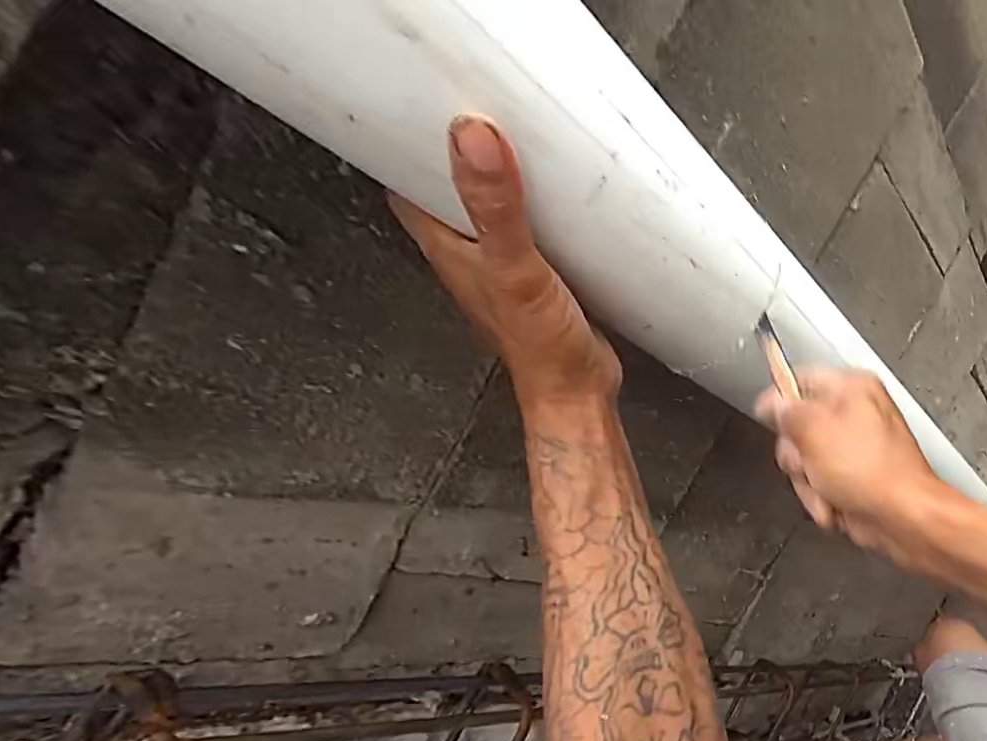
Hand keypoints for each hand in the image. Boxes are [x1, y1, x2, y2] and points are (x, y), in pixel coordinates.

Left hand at [391, 115, 621, 409]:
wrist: (579, 392)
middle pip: (453, 188)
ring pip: (494, 211)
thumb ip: (495, 208)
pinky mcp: (543, 281)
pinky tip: (564, 208)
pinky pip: (536, 235)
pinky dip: (544, 216)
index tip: (430, 102)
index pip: (407, 177)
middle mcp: (472, 256)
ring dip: (506, 184)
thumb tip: (473, 140)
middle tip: (483, 114)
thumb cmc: (541, 352)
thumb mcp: (516, 271)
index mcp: (449, 248)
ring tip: (522, 148)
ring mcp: (507, 269)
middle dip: (463, 153)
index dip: (411, 137)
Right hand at [756, 369, 949, 562]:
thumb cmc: (876, 474)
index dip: (779, 402)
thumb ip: (786, 410)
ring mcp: (855, 450)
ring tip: (828, 488)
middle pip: (797, 429)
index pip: (799, 380)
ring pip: (806, 463)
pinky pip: (819, 486)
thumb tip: (772, 403)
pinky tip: (836, 503)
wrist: (902, 516)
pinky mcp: (855, 479)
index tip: (771, 421)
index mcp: (852, 389)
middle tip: (810, 463)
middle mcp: (856, 416)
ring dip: (809, 484)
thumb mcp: (814, 430)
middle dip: (797, 456)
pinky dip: (822, 499)